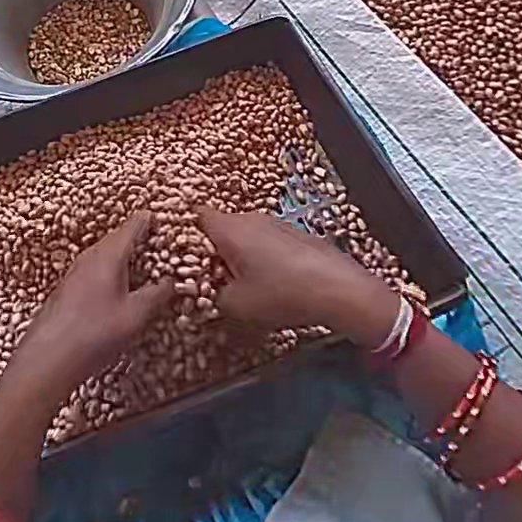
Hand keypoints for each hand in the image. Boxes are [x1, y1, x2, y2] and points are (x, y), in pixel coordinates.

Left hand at [2, 211, 174, 404]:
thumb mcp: (135, 315)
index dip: (149, 221)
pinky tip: (117, 291)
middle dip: (138, 239)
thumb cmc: (94, 333)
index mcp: (109, 255)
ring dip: (123, 257)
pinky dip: (110, 272)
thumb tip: (171, 283)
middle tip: (158, 245)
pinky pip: (94, 270)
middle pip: (117, 238)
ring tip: (142, 267)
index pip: (132, 226)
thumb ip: (156, 295)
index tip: (162, 222)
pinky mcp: (67, 289)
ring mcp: (75, 272)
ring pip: (104, 254)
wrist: (47, 358)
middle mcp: (90, 257)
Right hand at [196, 206, 400, 345]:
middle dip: (212, 250)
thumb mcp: (236, 305)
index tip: (181, 254)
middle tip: (208, 277)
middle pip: (221, 227)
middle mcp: (251, 219)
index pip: (197, 216)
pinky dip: (261, 257)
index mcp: (230, 229)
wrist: (340, 289)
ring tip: (240, 284)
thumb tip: (205, 295)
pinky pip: (266, 242)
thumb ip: (212, 298)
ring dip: (239, 255)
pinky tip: (270, 283)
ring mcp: (276, 224)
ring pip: (245, 235)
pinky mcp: (295, 235)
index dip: (186, 232)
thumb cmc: (282, 293)